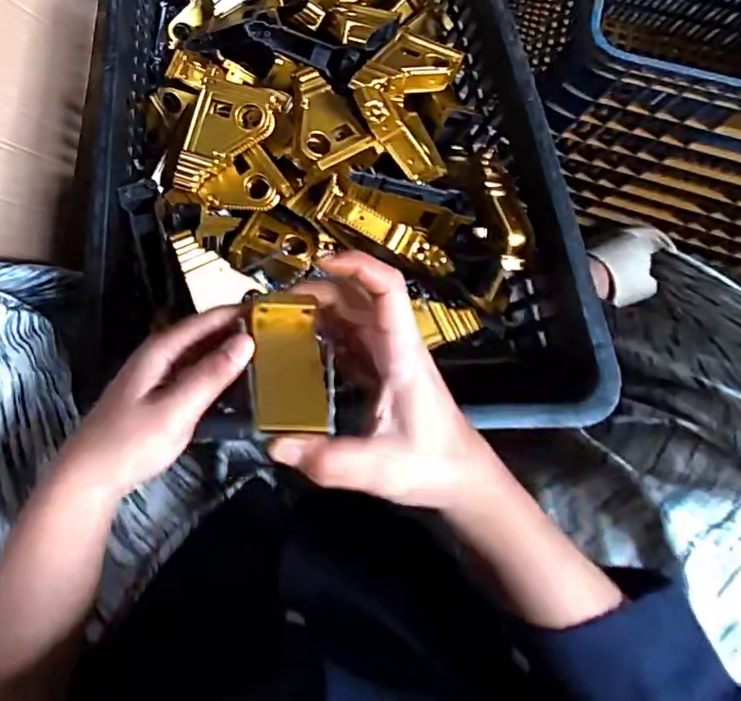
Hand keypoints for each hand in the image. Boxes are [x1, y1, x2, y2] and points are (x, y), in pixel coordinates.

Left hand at [56, 306, 254, 500]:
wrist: (88, 477)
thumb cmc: (130, 443)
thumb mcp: (176, 410)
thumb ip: (211, 375)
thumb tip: (246, 341)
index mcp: (160, 349)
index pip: (206, 320)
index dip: (237, 313)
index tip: (270, 311)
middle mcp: (158, 354)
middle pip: (202, 334)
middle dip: (235, 332)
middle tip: (275, 335)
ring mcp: (156, 375)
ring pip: (198, 354)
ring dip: (226, 353)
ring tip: (263, 356)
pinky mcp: (157, 395)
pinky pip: (193, 373)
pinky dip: (215, 373)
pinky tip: (234, 384)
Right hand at [266, 252, 504, 511]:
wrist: (463, 479)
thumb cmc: (434, 464)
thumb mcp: (379, 467)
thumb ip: (328, 460)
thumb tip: (278, 446)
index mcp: (401, 351)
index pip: (387, 287)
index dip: (357, 265)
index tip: (322, 261)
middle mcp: (394, 344)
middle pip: (358, 295)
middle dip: (319, 288)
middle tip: (280, 303)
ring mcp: (387, 354)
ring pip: (351, 313)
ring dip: (319, 309)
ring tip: (282, 320)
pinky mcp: (380, 369)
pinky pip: (349, 337)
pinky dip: (324, 333)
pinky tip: (300, 347)